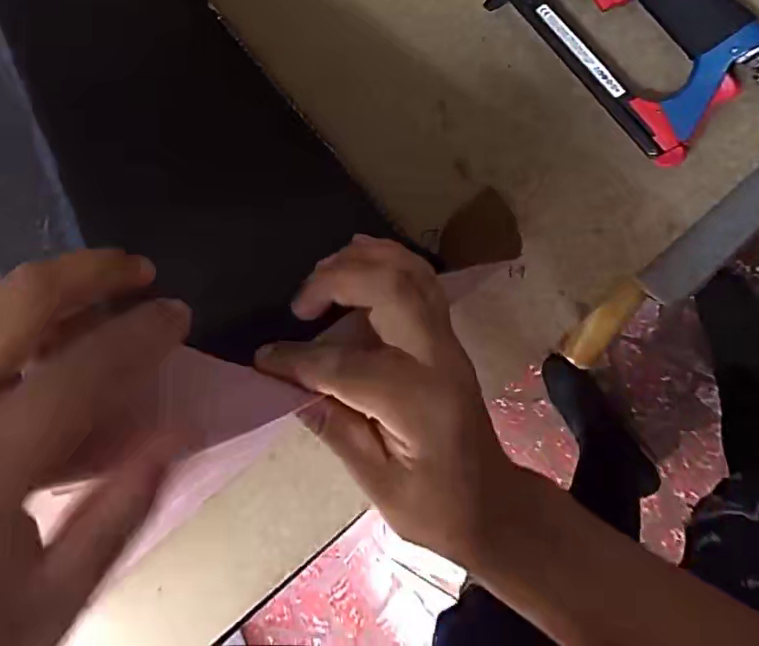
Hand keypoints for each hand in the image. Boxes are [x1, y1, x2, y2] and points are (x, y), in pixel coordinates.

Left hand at [0, 251, 190, 645]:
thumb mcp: (37, 616)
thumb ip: (113, 516)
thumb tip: (170, 436)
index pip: (81, 372)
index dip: (142, 335)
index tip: (179, 314)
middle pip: (19, 298)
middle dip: (92, 270)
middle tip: (139, 271)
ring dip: (45, 293)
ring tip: (95, 302)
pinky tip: (29, 351)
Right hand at [254, 236, 532, 564]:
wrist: (493, 502)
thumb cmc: (436, 506)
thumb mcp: (378, 486)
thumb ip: (332, 427)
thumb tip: (284, 384)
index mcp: (420, 403)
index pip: (348, 365)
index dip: (299, 360)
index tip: (265, 360)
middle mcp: (438, 357)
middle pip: (390, 289)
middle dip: (335, 282)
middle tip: (300, 305)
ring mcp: (446, 337)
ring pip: (408, 271)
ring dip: (360, 260)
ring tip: (320, 272)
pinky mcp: (445, 330)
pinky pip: (419, 275)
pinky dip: (385, 256)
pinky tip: (356, 253)